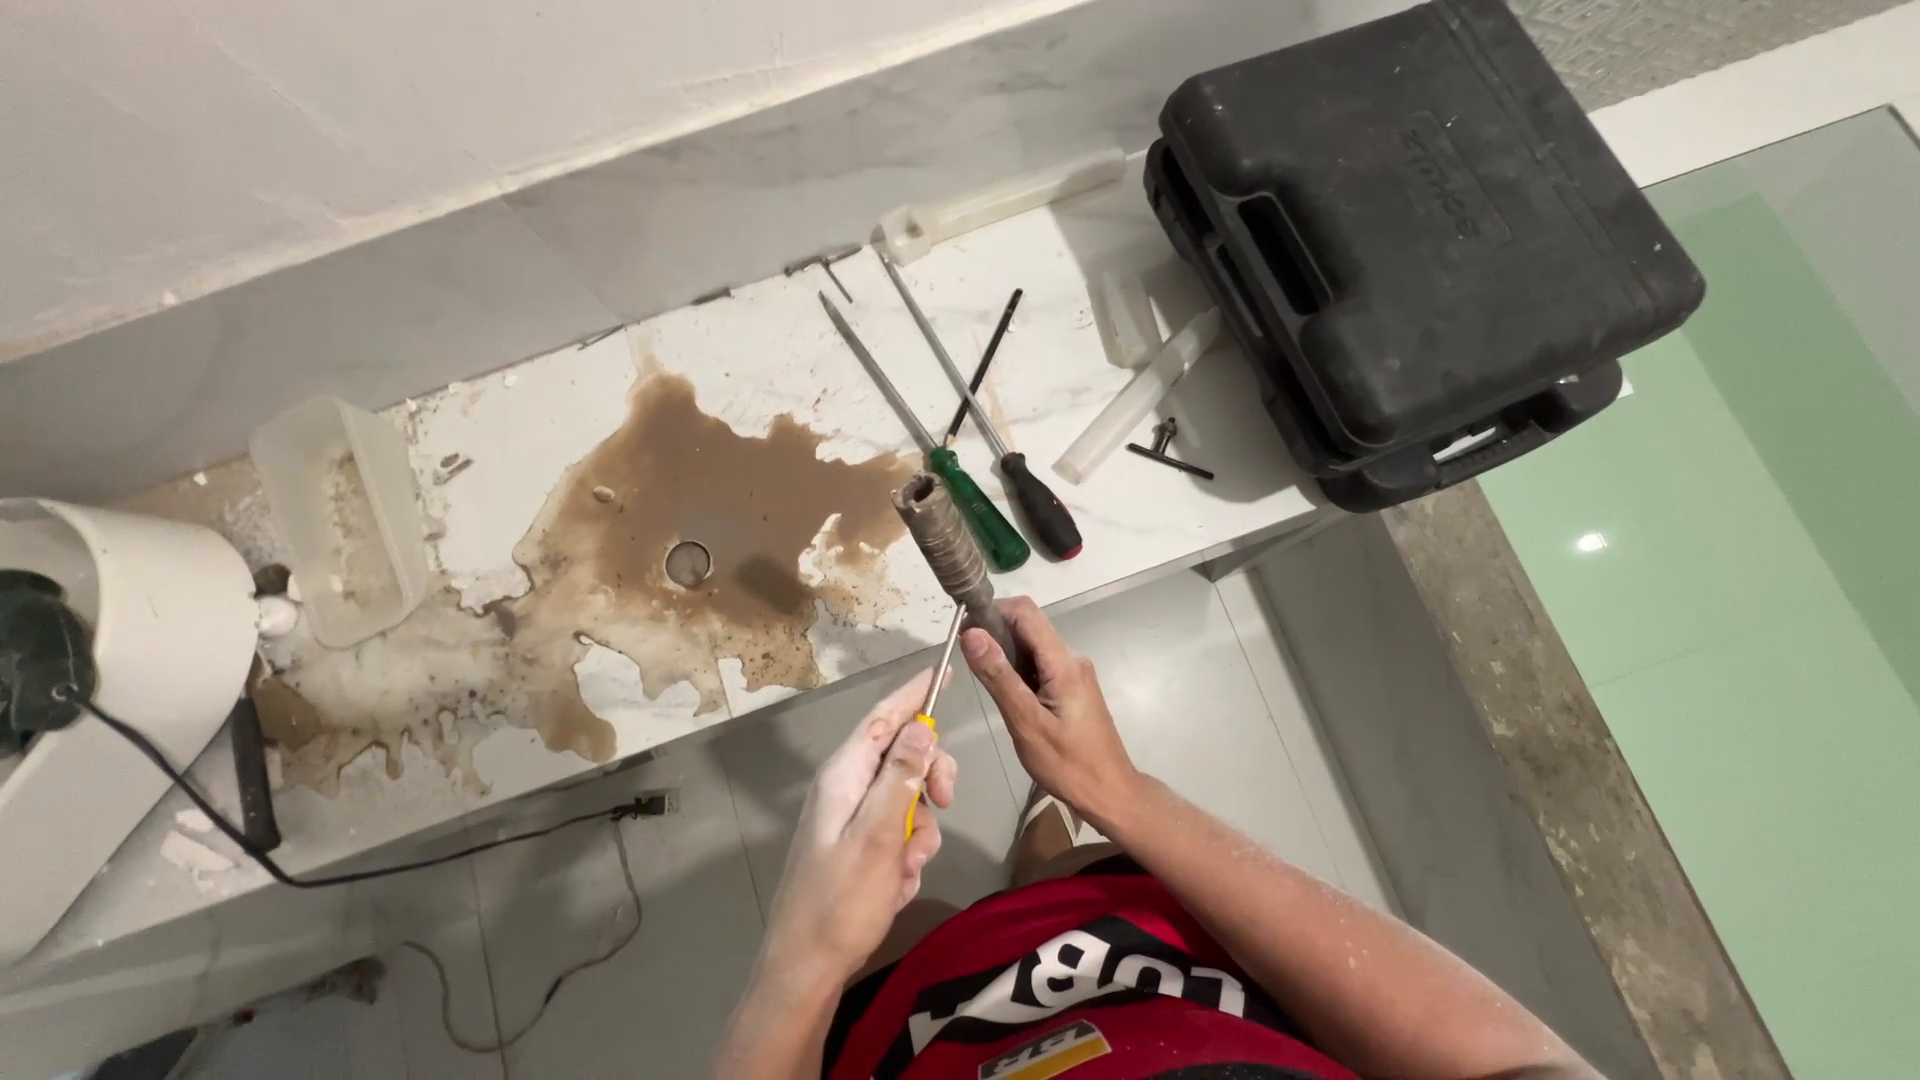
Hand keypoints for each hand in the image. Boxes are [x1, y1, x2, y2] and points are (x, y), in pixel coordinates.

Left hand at [762, 668, 959, 983]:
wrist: (807, 967)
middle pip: (904, 756)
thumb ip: (901, 777)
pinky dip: (906, 855)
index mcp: (844, 774)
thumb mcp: (879, 835)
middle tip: (945, 803)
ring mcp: (852, 818)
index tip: (943, 670)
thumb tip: (920, 725)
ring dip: (919, 830)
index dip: (914, 693)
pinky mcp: (858, 846)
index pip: (884, 717)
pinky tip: (896, 884)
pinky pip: (898, 833)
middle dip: (929, 779)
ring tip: (906, 868)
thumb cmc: (840, 900)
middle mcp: (846, 787)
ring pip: (907, 799)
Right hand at [962, 597, 1142, 830]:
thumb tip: (971, 634)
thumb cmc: (1068, 764)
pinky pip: (1039, 666)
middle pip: (1028, 626)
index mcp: (1063, 662)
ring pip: (1032, 647)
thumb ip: (998, 676)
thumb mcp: (1026, 722)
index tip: (963, 630)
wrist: (1110, 795)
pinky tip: (1004, 692)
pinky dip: (1017, 670)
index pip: (1025, 612)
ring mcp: (1073, 673)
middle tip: (966, 658)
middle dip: (994, 633)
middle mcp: (1071, 659)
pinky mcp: (1071, 688)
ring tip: (981, 678)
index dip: (991, 611)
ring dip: (1004, 653)